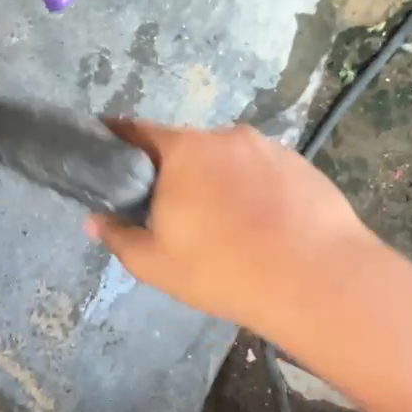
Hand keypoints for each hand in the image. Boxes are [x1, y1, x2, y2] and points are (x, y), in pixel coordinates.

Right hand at [84, 120, 379, 337]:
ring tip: (218, 226)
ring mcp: (269, 149)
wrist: (316, 280)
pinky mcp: (302, 166)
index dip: (116, 141)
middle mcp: (225, 137)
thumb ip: (118, 236)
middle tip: (166, 213)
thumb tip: (94, 220)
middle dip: (170, 173)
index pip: (137, 130)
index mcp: (182, 151)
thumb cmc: (220, 268)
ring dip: (213, 183)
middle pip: (183, 148)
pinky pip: (260, 173)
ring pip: (225, 161)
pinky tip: (255, 228)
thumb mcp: (152, 263)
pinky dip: (249, 192)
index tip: (106, 157)